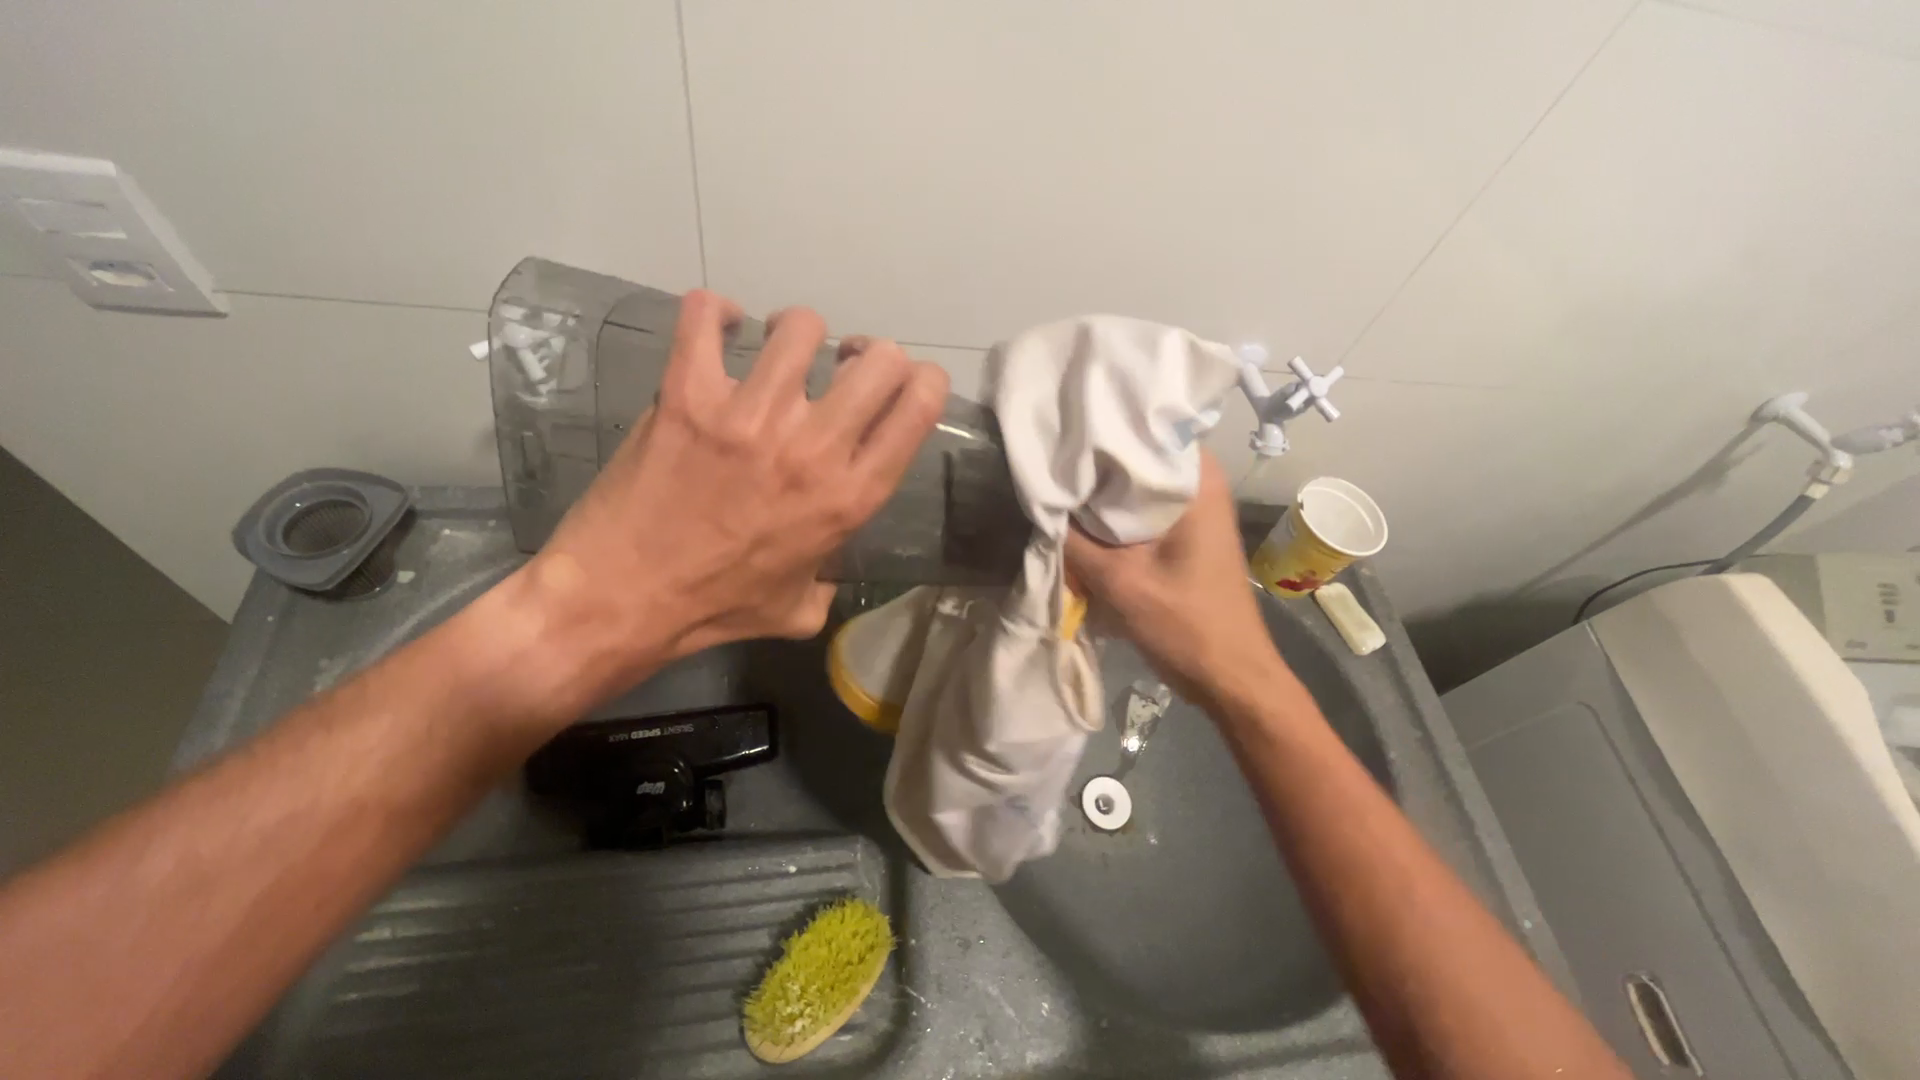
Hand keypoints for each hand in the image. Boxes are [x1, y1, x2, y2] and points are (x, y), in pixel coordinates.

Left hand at [508, 290, 948, 711]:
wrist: (623, 598)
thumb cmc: (716, 607)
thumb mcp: (802, 609)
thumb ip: (833, 573)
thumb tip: (832, 552)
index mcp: (850, 496)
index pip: (919, 405)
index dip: (924, 381)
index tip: (902, 386)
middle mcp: (812, 447)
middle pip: (879, 358)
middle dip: (869, 355)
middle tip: (842, 369)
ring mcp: (749, 416)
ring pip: (802, 327)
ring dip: (797, 335)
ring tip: (778, 352)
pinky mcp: (687, 395)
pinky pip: (706, 316)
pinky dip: (716, 313)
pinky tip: (719, 329)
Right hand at [1066, 452, 1290, 709]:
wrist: (1231, 679)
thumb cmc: (1186, 626)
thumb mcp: (1119, 582)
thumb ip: (1074, 541)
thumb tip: (1039, 504)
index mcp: (1197, 482)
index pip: (1143, 428)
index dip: (1101, 427)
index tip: (1062, 429)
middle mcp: (1201, 485)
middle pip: (1138, 456)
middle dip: (1096, 461)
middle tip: (1050, 460)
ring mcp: (1196, 511)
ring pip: (1137, 487)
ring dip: (1102, 493)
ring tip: (1058, 486)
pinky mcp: (1186, 536)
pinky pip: (1142, 512)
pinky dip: (1114, 516)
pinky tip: (1080, 522)